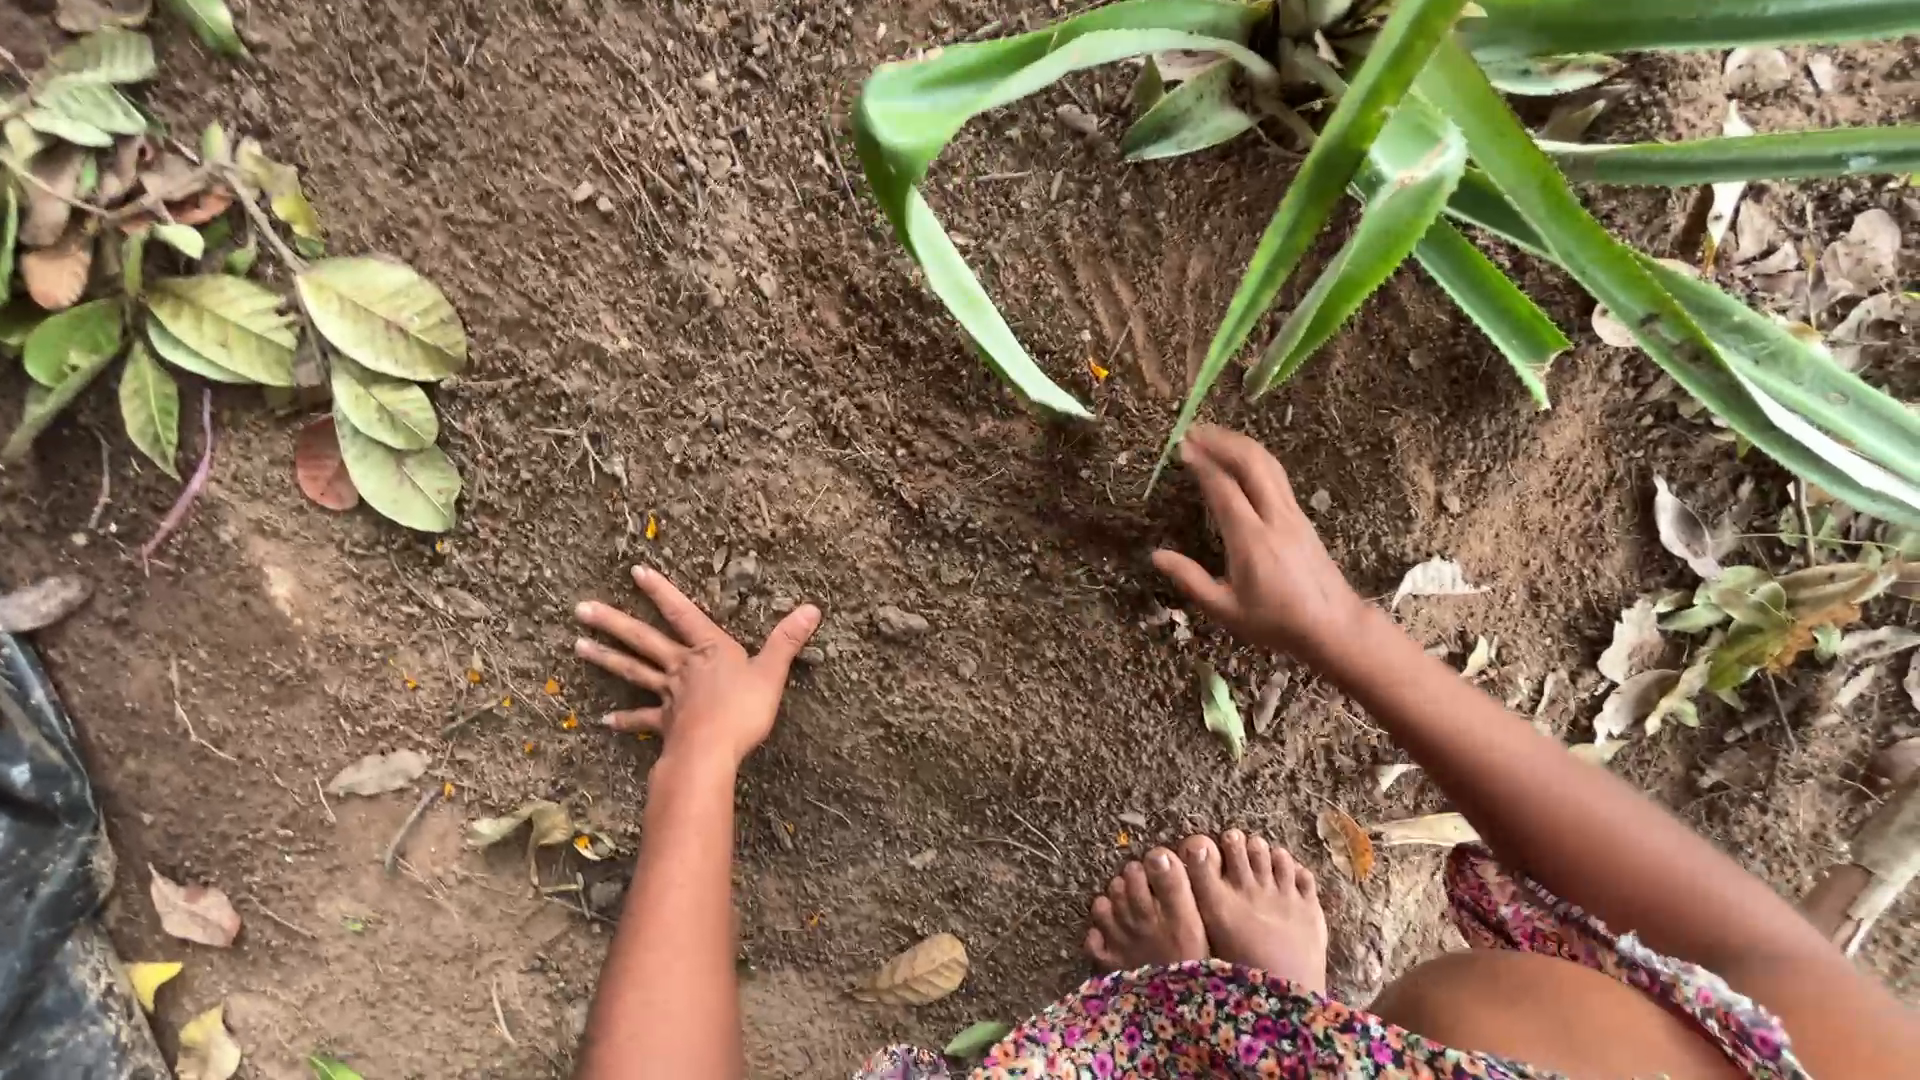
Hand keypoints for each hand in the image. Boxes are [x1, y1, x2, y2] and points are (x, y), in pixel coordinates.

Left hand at [574, 565, 820, 767]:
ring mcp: (669, 694)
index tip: (636, 571)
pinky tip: (604, 721)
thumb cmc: (742, 710)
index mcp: (708, 649)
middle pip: (643, 639)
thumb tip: (812, 609)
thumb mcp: (772, 672)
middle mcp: (682, 666)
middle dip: (613, 622)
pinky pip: (642, 718)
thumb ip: (788, 641)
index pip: (681, 613)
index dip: (661, 591)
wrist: (710, 752)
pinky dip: (624, 719)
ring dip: (606, 659)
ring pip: (633, 672)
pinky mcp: (664, 722)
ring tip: (577, 646)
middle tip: (581, 609)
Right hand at [1152, 425, 1367, 665]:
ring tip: (1214, 436)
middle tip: (1194, 432)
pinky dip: (1255, 459)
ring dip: (1240, 444)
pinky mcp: (1301, 518)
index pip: (1224, 488)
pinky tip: (1241, 460)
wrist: (1334, 627)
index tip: (1182, 449)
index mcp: (1251, 539)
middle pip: (1251, 463)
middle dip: (1222, 441)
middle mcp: (1274, 518)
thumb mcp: (1224, 609)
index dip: (1202, 464)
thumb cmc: (1276, 622)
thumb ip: (1190, 579)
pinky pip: (1277, 476)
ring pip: (1268, 464)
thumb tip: (1156, 555)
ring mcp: (1293, 514)